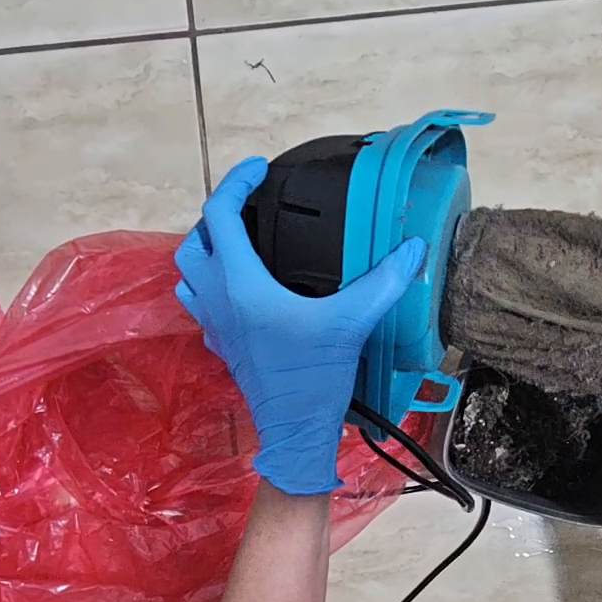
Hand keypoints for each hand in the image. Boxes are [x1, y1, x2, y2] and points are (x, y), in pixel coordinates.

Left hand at [175, 157, 427, 495]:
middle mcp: (218, 300)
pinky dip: (213, 288)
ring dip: (206, 252)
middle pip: (195, 241)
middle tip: (248, 210)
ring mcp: (214, 326)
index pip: (220, 214)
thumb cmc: (313, 379)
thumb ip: (382, 283)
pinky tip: (242, 292)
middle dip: (216, 217)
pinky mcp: (222, 347)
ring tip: (239, 245)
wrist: (294, 430)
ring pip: (189, 274)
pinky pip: (202, 305)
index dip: (236, 183)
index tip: (257, 171)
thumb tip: (412, 250)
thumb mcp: (350, 323)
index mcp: (240, 284)